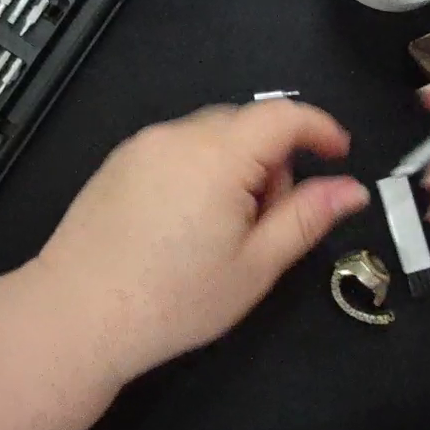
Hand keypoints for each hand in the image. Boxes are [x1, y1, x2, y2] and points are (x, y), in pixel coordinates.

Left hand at [36, 102, 370, 379]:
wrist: (77, 314)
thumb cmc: (175, 299)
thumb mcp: (255, 266)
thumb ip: (306, 217)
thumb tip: (352, 188)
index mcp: (218, 155)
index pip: (283, 115)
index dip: (320, 127)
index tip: (339, 154)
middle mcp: (178, 134)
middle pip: (246, 123)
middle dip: (272, 159)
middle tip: (267, 219)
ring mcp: (143, 144)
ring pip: (211, 135)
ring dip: (235, 164)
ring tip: (221, 228)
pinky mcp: (119, 159)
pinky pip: (177, 147)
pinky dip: (199, 168)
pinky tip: (183, 222)